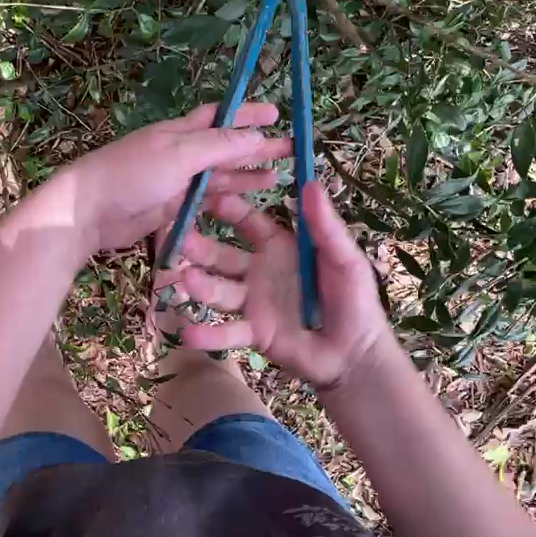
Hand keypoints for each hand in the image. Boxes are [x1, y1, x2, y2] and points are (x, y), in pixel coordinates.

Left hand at [55, 102, 292, 252]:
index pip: (221, 116)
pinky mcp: (173, 207)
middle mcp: (183, 152)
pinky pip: (209, 199)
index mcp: (181, 131)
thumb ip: (219, 146)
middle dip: (258, 146)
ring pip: (221, 174)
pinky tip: (249, 198)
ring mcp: (178, 181)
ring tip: (281, 175)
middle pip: (227, 146)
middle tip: (292, 148)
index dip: (248, 113)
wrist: (89, 211)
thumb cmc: (132, 173)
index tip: (276, 112)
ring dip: (248, 173)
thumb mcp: (179, 154)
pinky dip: (230, 197)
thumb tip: (257, 135)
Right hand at [172, 181, 391, 390]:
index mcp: (280, 248)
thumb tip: (311, 183)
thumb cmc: (354, 298)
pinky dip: (208, 335)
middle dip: (200, 249)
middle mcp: (260, 272)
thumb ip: (325, 225)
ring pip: (220, 292)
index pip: (249, 222)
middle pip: (223, 256)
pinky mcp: (254, 334)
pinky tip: (189, 334)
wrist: (356, 353)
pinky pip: (228, 333)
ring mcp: (253, 304)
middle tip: (179, 239)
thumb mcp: (344, 258)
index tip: (208, 195)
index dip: (229, 210)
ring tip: (185, 280)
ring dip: (200, 286)